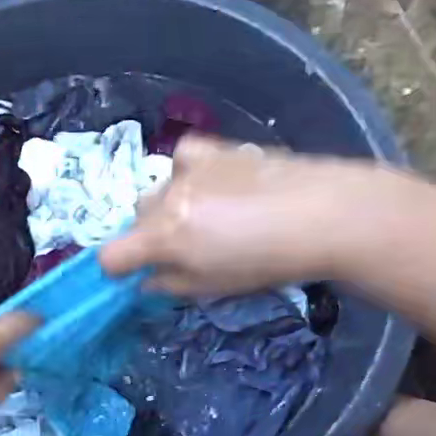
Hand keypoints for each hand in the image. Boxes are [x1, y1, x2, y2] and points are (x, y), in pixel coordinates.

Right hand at [98, 137, 387, 294]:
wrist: (323, 214)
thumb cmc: (268, 262)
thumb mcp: (214, 287)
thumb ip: (170, 284)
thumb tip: (145, 280)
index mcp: (164, 237)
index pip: (111, 254)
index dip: (115, 269)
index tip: (132, 275)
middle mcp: (167, 198)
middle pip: (135, 219)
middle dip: (148, 236)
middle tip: (182, 251)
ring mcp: (189, 168)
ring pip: (158, 190)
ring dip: (168, 207)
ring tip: (206, 217)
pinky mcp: (214, 148)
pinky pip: (182, 159)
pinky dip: (186, 173)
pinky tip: (210, 184)